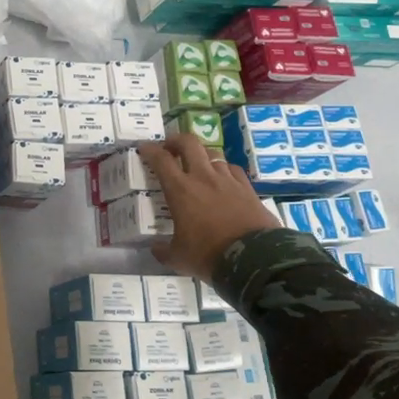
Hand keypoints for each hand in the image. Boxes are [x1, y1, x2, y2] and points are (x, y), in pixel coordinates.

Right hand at [138, 135, 280, 279]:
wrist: (254, 258)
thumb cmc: (208, 255)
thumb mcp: (178, 258)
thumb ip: (163, 250)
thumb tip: (155, 248)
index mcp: (181, 190)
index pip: (161, 160)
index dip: (150, 150)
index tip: (144, 148)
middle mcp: (203, 178)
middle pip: (189, 143)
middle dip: (176, 140)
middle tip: (170, 147)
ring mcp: (228, 180)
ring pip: (213, 153)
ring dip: (201, 155)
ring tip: (196, 164)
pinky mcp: (247, 188)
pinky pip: (232, 169)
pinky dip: (223, 169)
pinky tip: (222, 178)